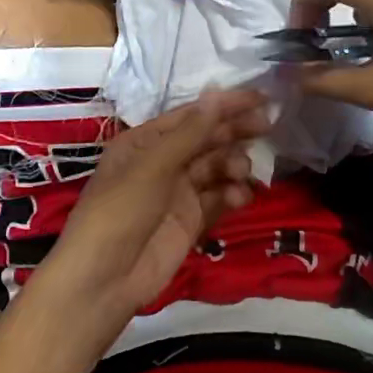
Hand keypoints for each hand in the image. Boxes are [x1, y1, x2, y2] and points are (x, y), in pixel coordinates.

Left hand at [37, 90, 269, 319]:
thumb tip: (217, 95)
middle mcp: (162, 163)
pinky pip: (218, 200)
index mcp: (144, 142)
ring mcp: (177, 193)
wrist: (105, 277)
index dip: (224, 106)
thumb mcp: (152, 166)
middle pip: (205, 140)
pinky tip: (241, 196)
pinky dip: (232, 195)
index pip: (190, 116)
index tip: (260, 98)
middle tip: (268, 125)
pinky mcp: (190, 221)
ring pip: (215, 169)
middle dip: (235, 132)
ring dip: (233, 165)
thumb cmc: (120, 210)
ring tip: (243, 171)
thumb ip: (189, 134)